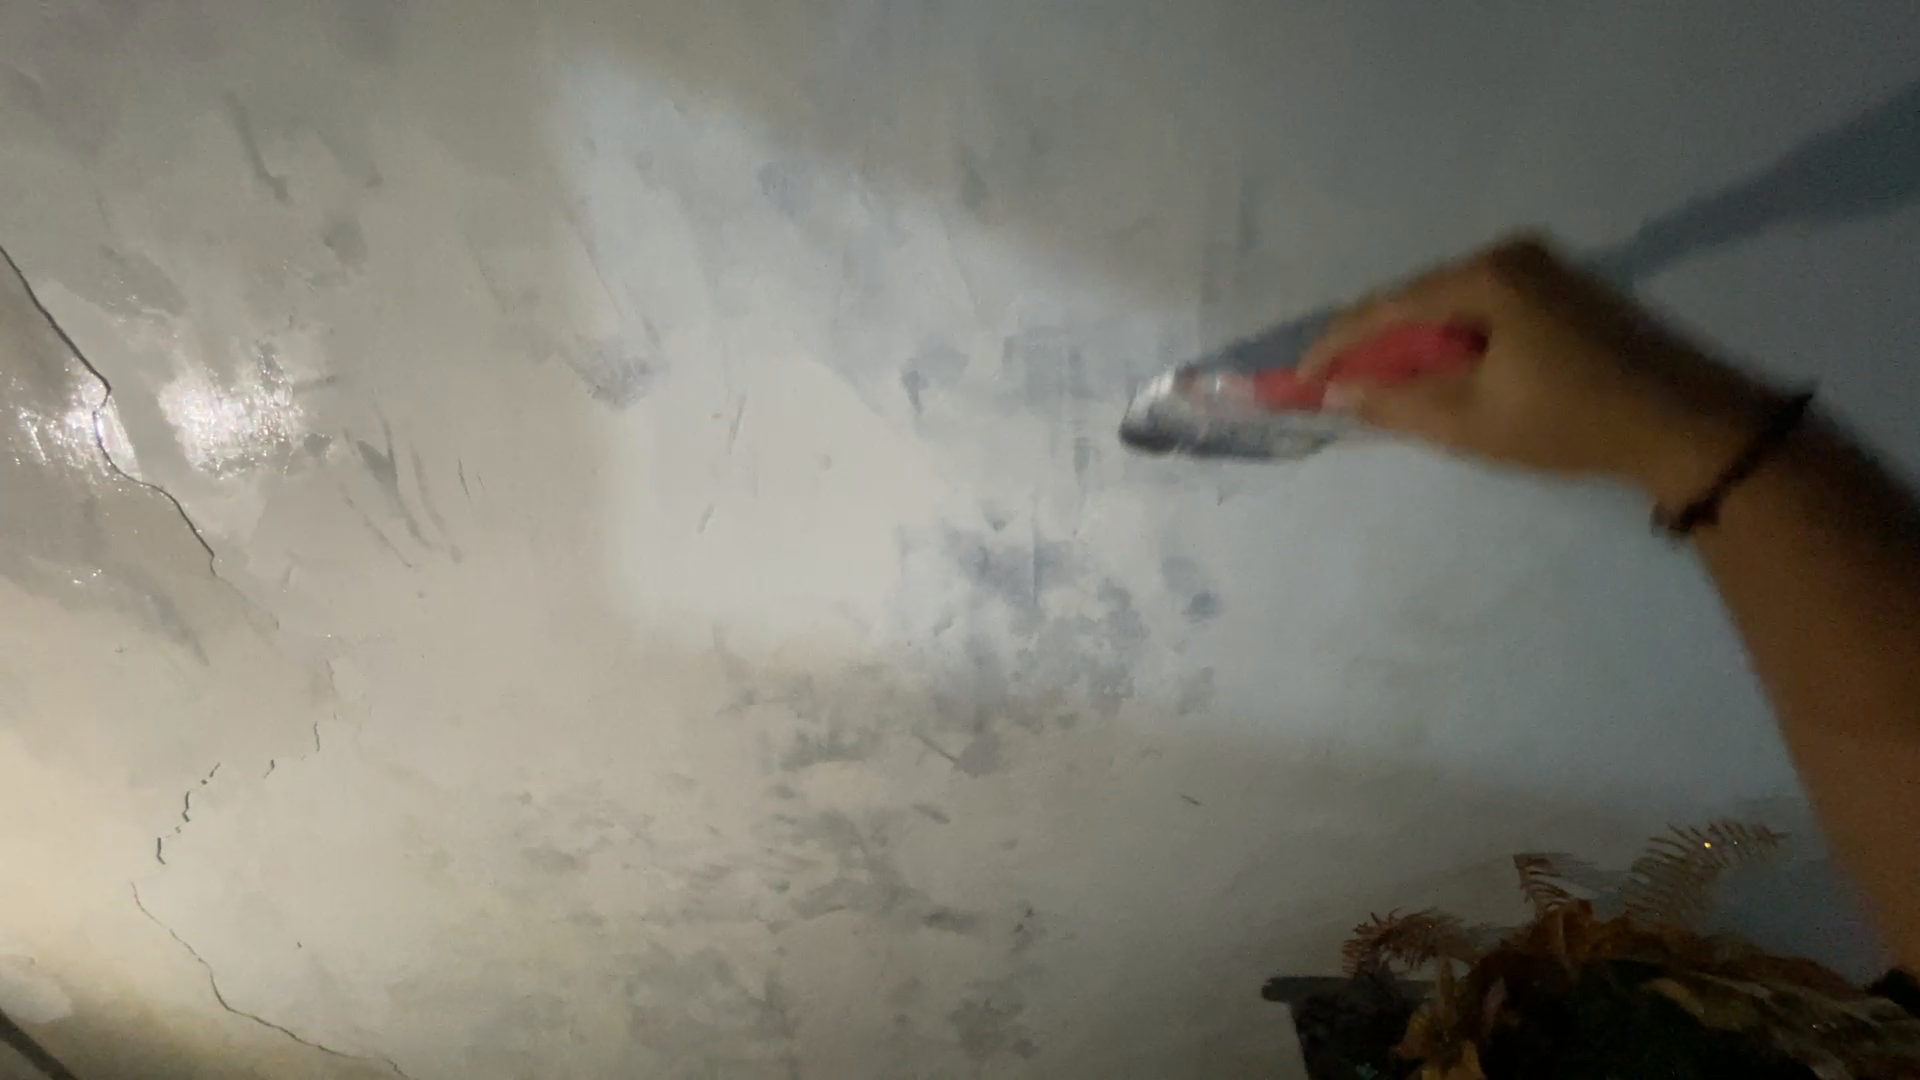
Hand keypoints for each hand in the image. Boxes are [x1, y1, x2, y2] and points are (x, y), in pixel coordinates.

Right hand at [1303, 236, 1781, 504]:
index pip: (1382, 309)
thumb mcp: (1465, 422)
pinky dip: (1441, 342)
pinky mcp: (1555, 287)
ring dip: (1404, 347)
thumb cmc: (1569, 423)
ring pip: (1439, 307)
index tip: (1296, 382)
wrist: (1691, 425)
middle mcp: (1509, 256)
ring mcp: (1538, 267)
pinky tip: (1429, 372)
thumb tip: (1332, 392)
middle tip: (1332, 388)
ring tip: (1374, 387)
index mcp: (1485, 278)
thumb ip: (1388, 403)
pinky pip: (1472, 309)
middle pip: (1409, 302)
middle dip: (1367, 347)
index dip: (1331, 348)